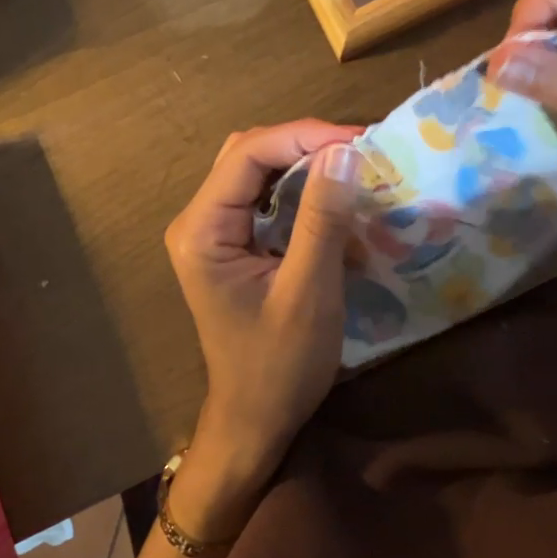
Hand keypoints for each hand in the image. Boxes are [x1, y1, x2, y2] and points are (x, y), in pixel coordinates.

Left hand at [164, 122, 361, 503]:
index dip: (303, 136)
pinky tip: (334, 197)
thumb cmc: (278, 366)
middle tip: (359, 150)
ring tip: (353, 165)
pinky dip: (299, 192)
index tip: (358, 140)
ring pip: (256, 173)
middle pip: (248, 155)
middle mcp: (197, 221)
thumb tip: (345, 153)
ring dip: (303, 165)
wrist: (254, 421)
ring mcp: (211, 232)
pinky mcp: (230, 244)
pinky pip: (263, 199)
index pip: (248, 155)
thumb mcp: (308, 292)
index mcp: (201, 230)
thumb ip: (323, 220)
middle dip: (303, 144)